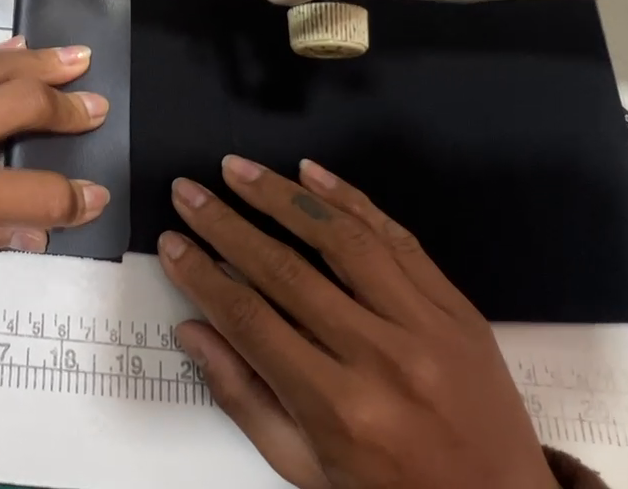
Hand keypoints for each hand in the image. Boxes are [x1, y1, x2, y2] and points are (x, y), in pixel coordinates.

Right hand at [158, 157, 555, 488]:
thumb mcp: (303, 467)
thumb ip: (242, 395)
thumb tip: (191, 328)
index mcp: (337, 408)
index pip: (250, 320)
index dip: (202, 276)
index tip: (170, 241)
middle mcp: (381, 358)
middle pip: (285, 271)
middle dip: (225, 224)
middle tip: (186, 191)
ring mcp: (426, 327)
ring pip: (341, 240)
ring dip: (281, 197)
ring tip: (236, 169)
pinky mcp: (457, 308)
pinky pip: (397, 239)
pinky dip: (350, 199)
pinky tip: (310, 172)